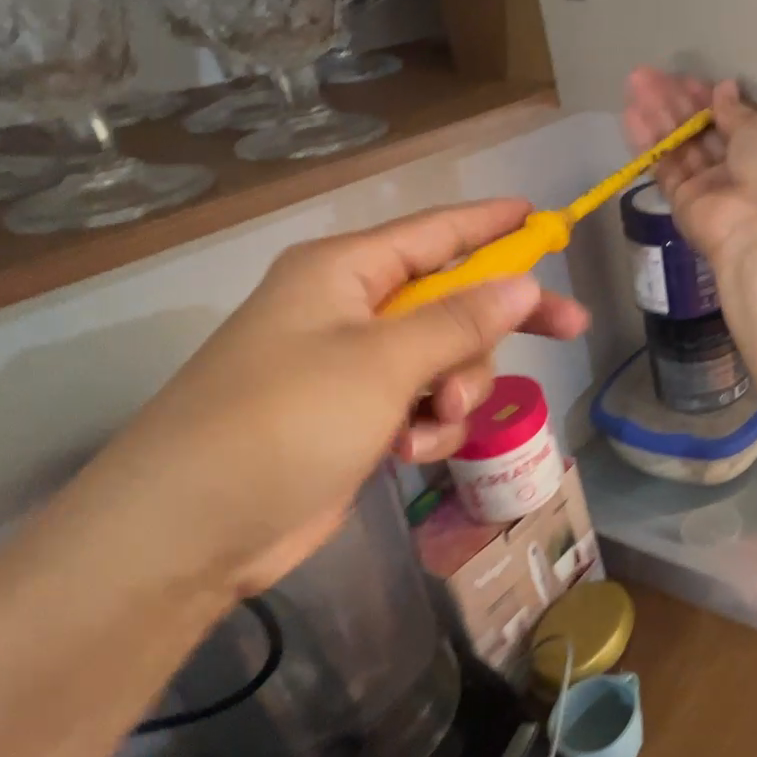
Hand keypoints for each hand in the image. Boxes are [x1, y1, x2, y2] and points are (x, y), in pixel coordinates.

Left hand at [93, 200, 588, 595]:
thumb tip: (526, 284)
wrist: (184, 537)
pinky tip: (410, 452)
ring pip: (447, 359)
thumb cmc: (284, 422)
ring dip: (457, 391)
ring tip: (435, 423)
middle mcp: (350, 310)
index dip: (494, 224)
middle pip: (454, 300)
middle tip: (572, 328)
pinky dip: (429, 426)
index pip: (437, 232)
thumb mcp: (384, 363)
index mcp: (343, 272)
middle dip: (501, 325)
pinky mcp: (356, 416)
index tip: (546, 219)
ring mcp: (351, 367)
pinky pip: (424, 403)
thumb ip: (462, 320)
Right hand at [623, 68, 756, 274]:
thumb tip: (723, 88)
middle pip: (701, 130)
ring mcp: (708, 185)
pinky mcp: (682, 201)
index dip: (709, 98)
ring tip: (634, 83)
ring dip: (657, 114)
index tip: (686, 79)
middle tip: (647, 75)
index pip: (731, 119)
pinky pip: (663, 166)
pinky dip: (648, 141)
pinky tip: (631, 113)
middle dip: (676, 101)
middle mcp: (737, 167)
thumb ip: (737, 110)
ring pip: (679, 144)